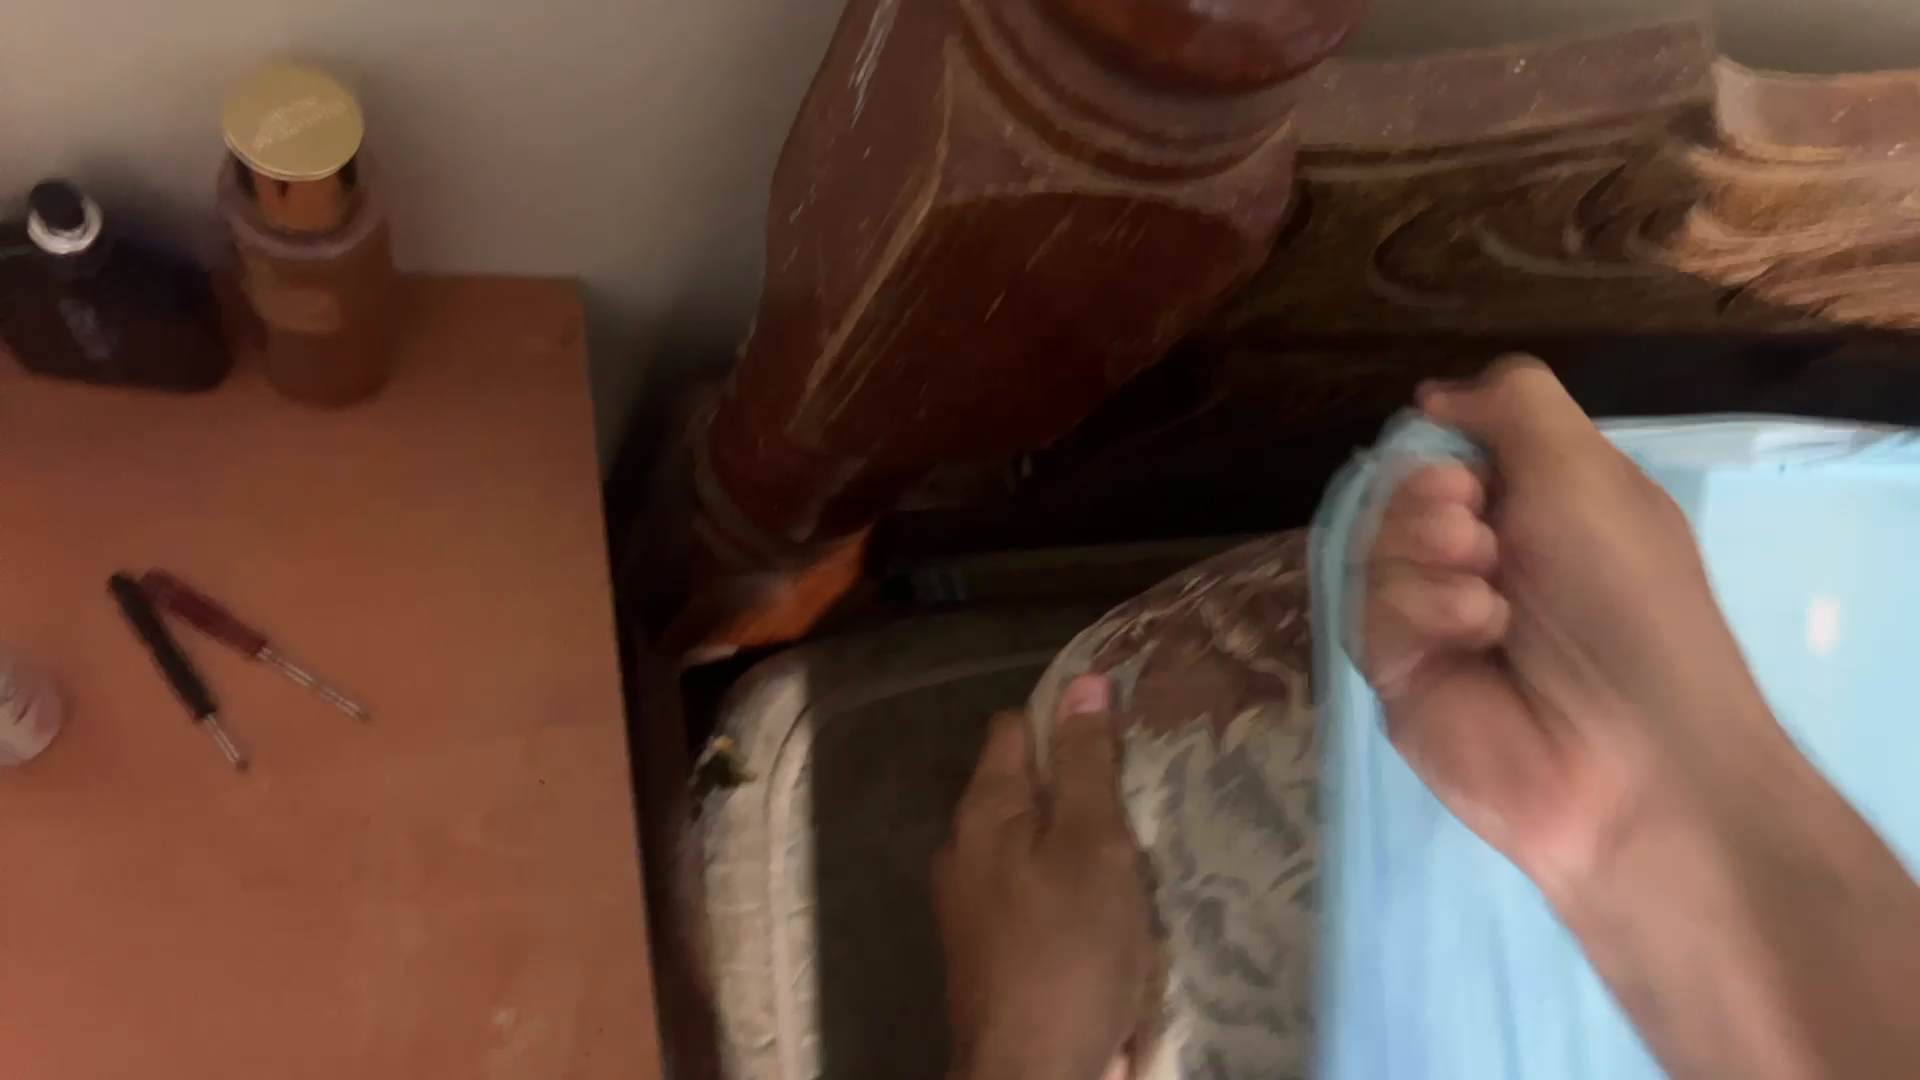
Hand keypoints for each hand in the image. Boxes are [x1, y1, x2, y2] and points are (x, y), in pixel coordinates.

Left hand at [933, 675, 1153, 1079]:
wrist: (1029, 1075)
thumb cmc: (1068, 949)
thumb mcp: (1092, 844)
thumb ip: (1085, 764)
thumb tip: (1083, 681)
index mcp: (983, 807)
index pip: (1015, 725)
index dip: (1062, 717)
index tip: (1113, 731)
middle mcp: (961, 842)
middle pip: (1016, 780)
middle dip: (1068, 779)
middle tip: (1129, 793)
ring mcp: (965, 896)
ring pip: (1020, 835)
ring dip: (1063, 833)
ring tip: (1118, 846)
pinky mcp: (980, 941)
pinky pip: (1019, 882)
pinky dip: (1053, 878)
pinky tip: (1090, 904)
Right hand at [1355, 356, 1800, 900]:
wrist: (1629, 753)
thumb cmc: (1624, 604)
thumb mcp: (1587, 479)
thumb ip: (1516, 409)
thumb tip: (1431, 395)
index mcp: (1518, 516)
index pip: (1432, 464)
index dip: (1436, 461)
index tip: (1469, 479)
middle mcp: (1464, 562)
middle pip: (1388, 505)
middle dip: (1427, 511)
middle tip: (1478, 535)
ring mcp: (1422, 619)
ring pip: (1368, 555)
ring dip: (1427, 563)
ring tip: (1485, 601)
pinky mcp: (1391, 669)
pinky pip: (1365, 615)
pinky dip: (1420, 616)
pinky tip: (1470, 639)